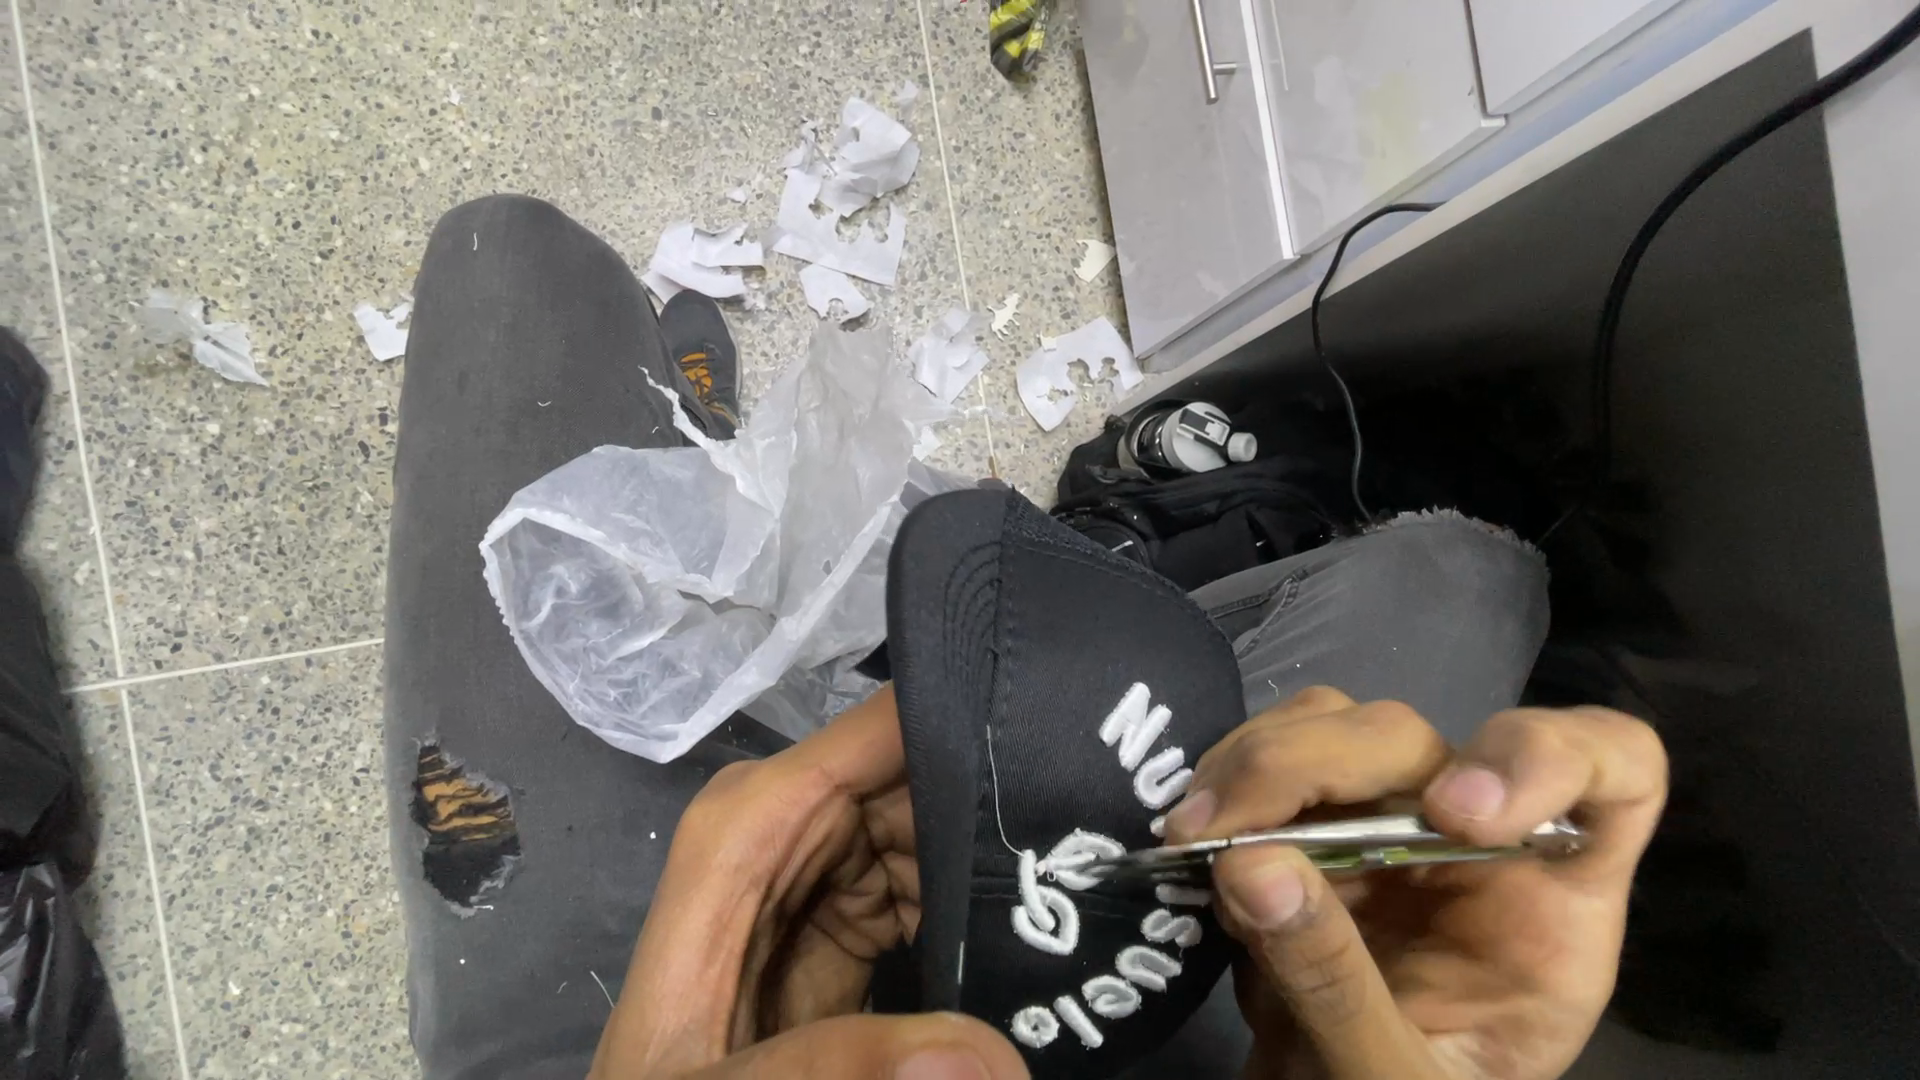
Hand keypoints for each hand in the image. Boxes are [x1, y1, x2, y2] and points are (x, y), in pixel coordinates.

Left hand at [590, 687, 1027, 1078]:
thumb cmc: (665, 1079)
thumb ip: (847, 1060)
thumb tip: (992, 1061)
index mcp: (757, 815)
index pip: (879, 729)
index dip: (962, 725)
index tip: (1049, 741)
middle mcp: (794, 815)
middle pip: (918, 773)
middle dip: (991, 799)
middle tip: (1078, 834)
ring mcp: (824, 858)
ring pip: (931, 825)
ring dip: (986, 859)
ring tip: (1059, 888)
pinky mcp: (847, 903)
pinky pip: (925, 876)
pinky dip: (965, 903)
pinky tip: (1012, 928)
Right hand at [1161, 686, 1666, 1079]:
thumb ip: (1335, 986)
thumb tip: (1249, 864)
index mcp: (1543, 896)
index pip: (1606, 768)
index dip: (1540, 759)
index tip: (1453, 817)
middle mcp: (1464, 828)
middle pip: (1406, 735)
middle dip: (1305, 766)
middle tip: (1217, 830)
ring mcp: (1379, 808)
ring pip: (1328, 722)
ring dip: (1251, 762)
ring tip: (1192, 834)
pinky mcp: (1310, 807)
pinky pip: (1270, 746)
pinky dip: (1223, 775)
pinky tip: (1195, 836)